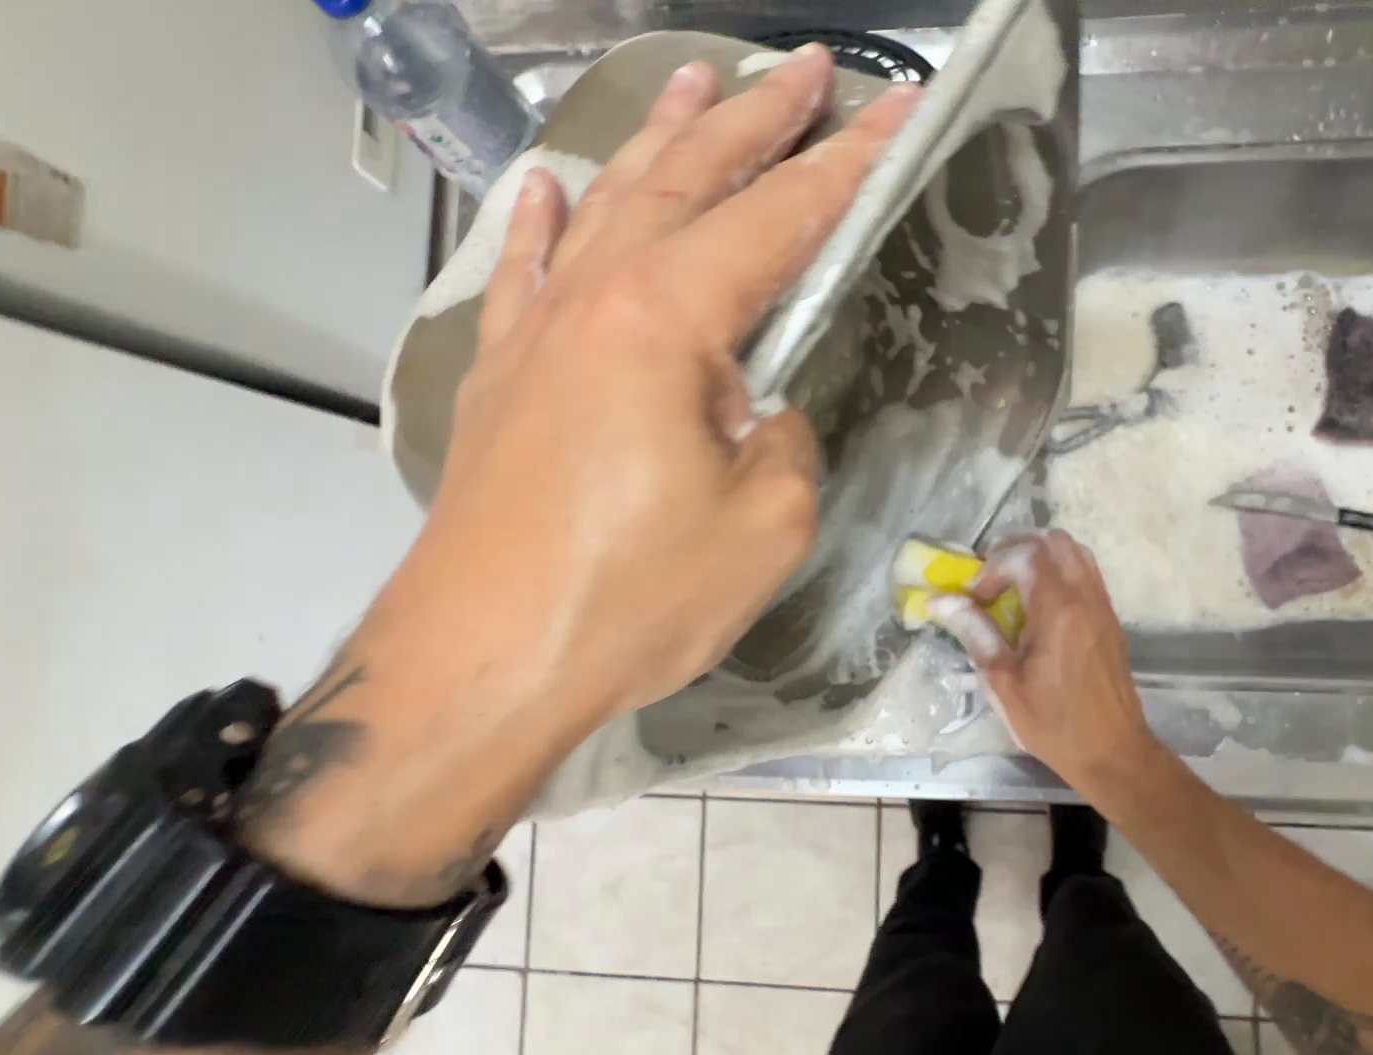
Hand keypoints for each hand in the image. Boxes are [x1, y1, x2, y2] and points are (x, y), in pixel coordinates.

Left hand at [241, 47, 920, 905]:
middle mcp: (595, 298)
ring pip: (609, 207)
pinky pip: (527, 273)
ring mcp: (537, 333)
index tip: (893, 107)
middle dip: (757, 121)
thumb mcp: (764, 527)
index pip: (779, 218)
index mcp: (664, 320)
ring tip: (700, 86)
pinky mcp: (502, 379)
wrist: (479, 665)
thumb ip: (786, 441)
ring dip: (661, 142)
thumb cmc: (628, 601)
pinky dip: (545, 223)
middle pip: (689, 183)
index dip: (846, 162)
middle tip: (811, 71)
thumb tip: (762, 413)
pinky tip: (549, 188)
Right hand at [929, 530, 1169, 795]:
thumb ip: (975, 632)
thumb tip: (940, 601)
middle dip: (1015, 549)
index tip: (977, 598)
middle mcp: (1086, 598)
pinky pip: (1086, 571)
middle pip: (1052, 541)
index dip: (993, 566)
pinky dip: (1058, 570)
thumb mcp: (1003, 683)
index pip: (1024, 556)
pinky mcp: (1110, 617)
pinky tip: (1038, 603)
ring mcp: (1103, 605)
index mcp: (1058, 613)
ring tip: (1012, 585)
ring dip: (1038, 556)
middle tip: (990, 578)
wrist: (1114, 753)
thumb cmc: (1053, 725)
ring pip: (1073, 550)